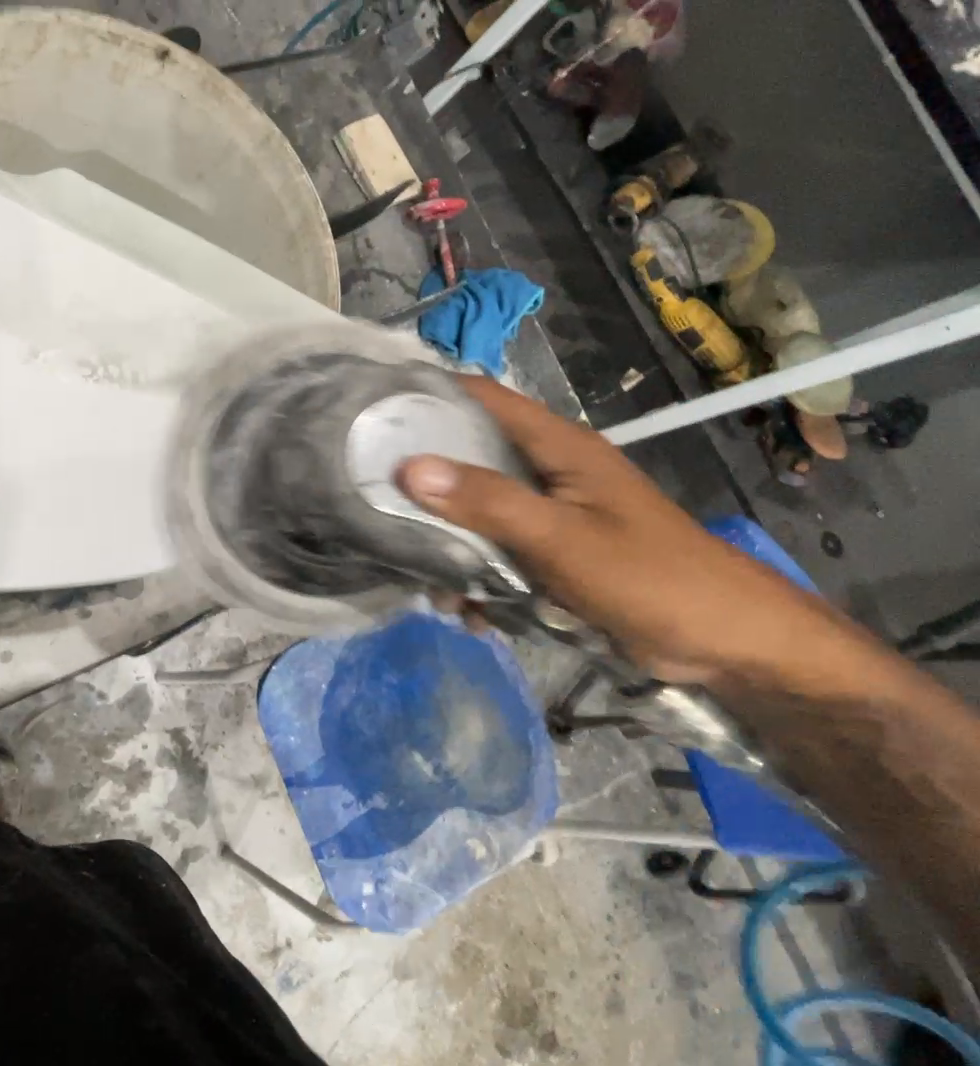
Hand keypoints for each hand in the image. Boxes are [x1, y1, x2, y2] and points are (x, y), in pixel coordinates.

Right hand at [396, 377, 846, 686]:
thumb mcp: (559, 537)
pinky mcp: (550, 556)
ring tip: (434, 589)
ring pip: (473, 517)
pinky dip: (477, 584)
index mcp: (558, 448)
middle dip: (422, 486)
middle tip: (373, 507)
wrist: (724, 641)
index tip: (372, 408)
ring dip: (448, 551)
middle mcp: (547, 473)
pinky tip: (473, 614)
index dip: (430, 394)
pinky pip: (494, 558)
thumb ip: (486, 501)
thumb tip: (408, 466)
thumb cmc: (649, 576)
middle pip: (466, 460)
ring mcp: (548, 516)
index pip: (483, 398)